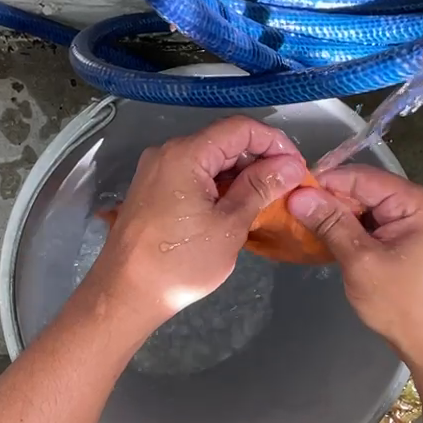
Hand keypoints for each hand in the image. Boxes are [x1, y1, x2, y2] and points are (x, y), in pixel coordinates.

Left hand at [86, 116, 306, 332]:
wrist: (125, 294)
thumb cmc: (180, 263)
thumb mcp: (229, 225)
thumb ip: (261, 188)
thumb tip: (292, 166)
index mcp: (185, 154)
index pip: (240, 128)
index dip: (274, 142)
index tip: (297, 168)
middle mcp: (167, 152)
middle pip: (223, 141)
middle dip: (259, 159)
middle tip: (286, 187)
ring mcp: (157, 171)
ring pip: (209, 159)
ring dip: (240, 174)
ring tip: (267, 199)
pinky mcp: (153, 189)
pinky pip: (193, 175)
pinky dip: (219, 185)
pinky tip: (236, 206)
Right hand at [286, 166, 422, 359]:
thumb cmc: (402, 304)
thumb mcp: (361, 261)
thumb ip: (330, 223)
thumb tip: (297, 195)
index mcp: (416, 201)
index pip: (361, 177)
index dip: (323, 182)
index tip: (288, 193)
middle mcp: (420, 204)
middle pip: (365, 190)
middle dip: (329, 201)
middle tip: (290, 213)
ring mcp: (416, 223)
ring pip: (366, 209)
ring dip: (337, 217)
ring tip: (301, 225)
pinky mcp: (409, 241)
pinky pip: (374, 226)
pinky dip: (351, 231)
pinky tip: (325, 240)